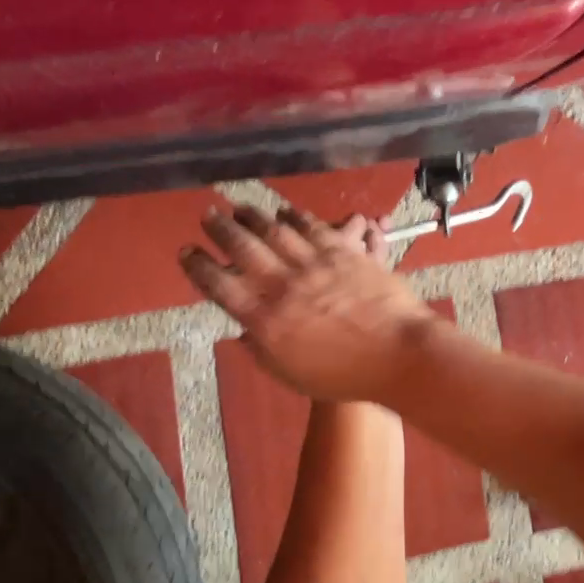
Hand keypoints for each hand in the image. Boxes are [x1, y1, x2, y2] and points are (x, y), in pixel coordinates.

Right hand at [180, 206, 440, 401]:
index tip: (187, 251)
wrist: (397, 355)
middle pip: (242, 247)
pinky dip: (296, 217)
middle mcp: (283, 286)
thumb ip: (263, 349)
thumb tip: (246, 331)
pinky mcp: (344, 252)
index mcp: (264, 320)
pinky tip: (287, 211)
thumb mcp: (290, 373)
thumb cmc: (344, 376)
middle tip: (208, 214)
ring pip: (275, 230)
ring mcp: (314, 265)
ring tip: (240, 207)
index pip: (218, 284)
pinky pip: (314, 228)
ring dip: (253, 215)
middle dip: (220, 227)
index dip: (198, 265)